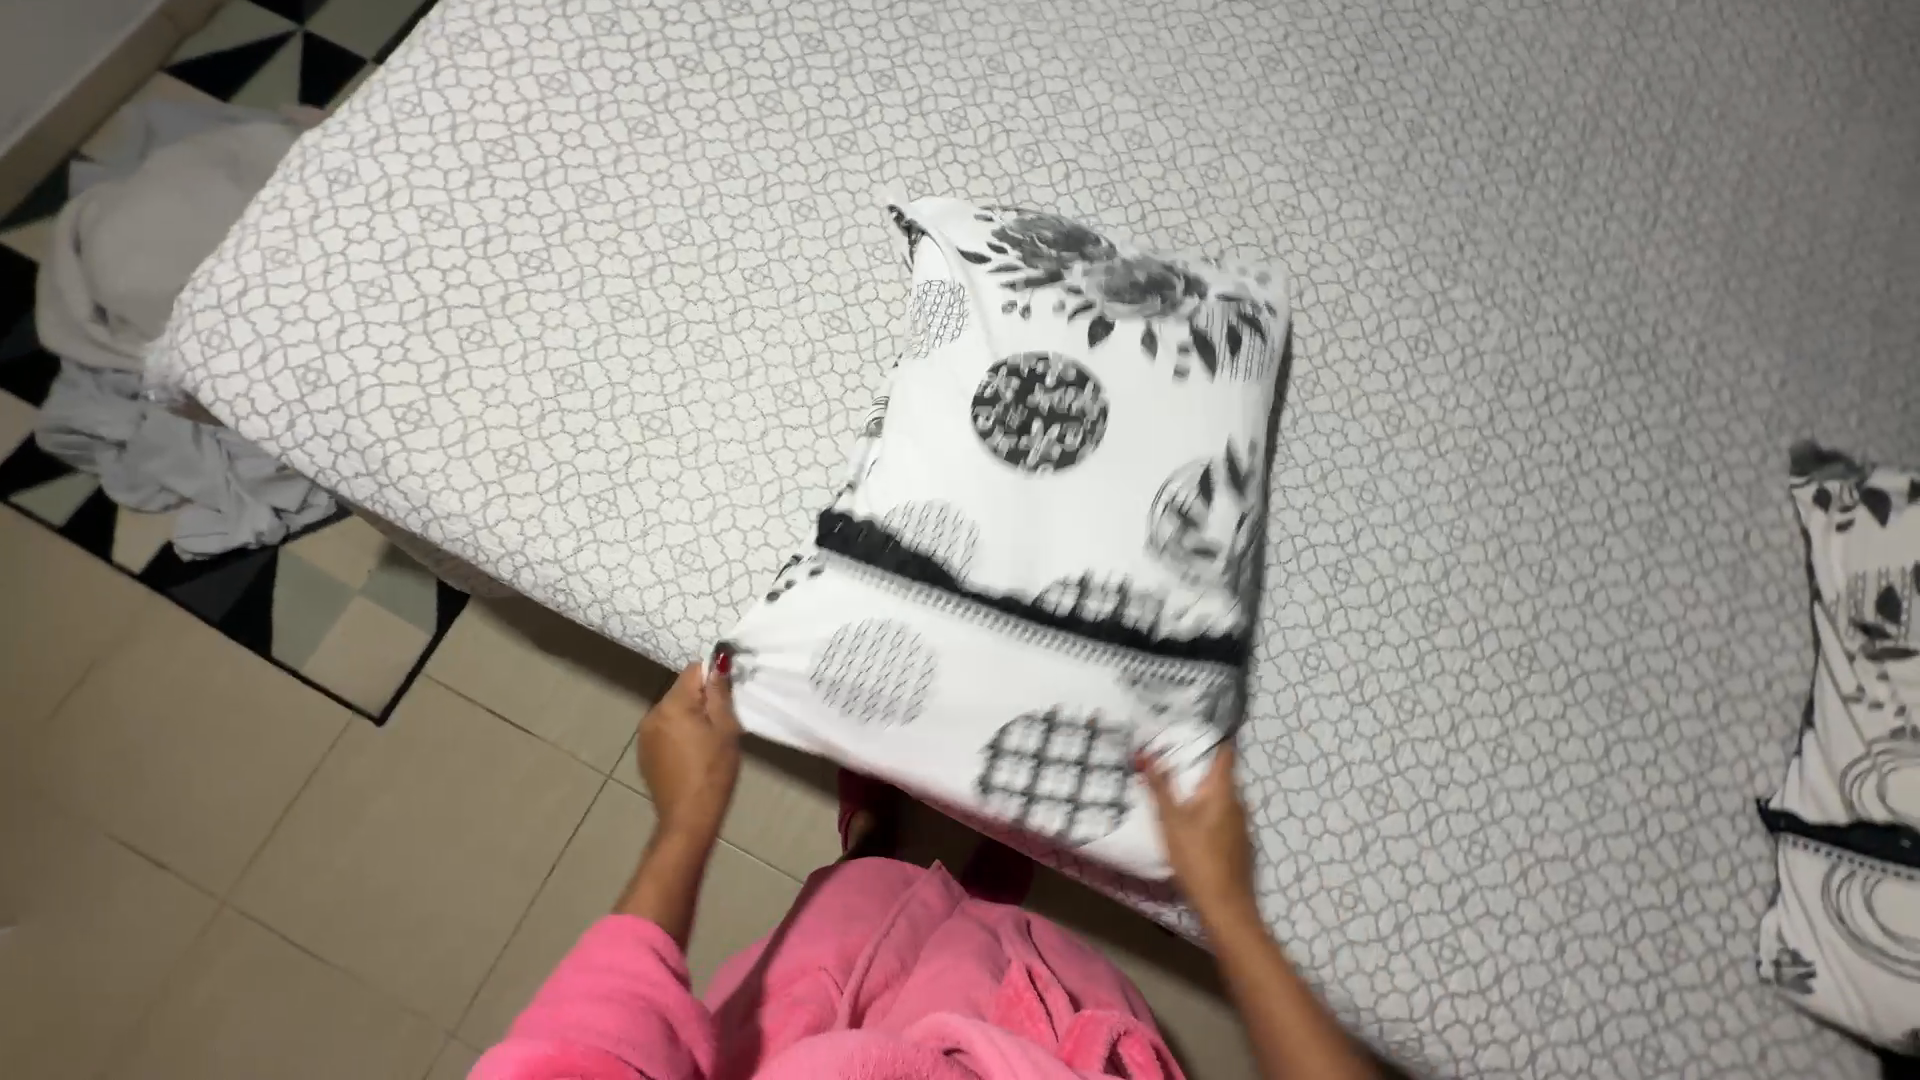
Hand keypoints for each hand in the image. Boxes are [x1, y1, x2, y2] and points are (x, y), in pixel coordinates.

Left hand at [636, 661, 741, 844]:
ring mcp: (644, 734)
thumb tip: (718, 662)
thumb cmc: (714, 770)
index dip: (713, 676)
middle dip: (701, 699)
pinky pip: (664, 729)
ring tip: (707, 741)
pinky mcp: (644, 752)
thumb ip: (719, 692)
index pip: (693, 670)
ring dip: (689, 716)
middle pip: (682, 691)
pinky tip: (691, 754)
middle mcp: (652, 713)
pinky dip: (678, 733)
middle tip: (722, 722)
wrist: (689, 817)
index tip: (728, 694)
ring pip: (672, 710)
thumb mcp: (726, 728)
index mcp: (673, 704)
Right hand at [1139, 743, 1257, 922]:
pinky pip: (1221, 815)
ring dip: (1199, 790)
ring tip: (1173, 789)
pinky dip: (1205, 811)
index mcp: (1223, 790)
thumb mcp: (1170, 819)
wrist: (1225, 908)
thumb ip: (1159, 785)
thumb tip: (1146, 751)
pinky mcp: (1239, 844)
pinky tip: (1188, 822)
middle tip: (1169, 759)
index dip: (1211, 736)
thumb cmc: (1196, 858)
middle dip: (1196, 765)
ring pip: (1219, 796)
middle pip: (1219, 774)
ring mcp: (1241, 825)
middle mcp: (1238, 802)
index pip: (1224, 751)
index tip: (1189, 728)